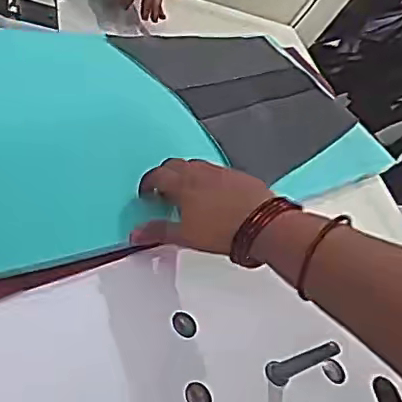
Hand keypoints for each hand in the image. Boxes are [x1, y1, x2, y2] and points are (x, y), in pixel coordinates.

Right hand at [131, 158, 273, 253]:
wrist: (263, 225)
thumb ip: (159, 232)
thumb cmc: (226, 229)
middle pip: (174, 165)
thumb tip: (139, 233)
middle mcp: (200, 172)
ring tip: (187, 194)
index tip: (147, 193)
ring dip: (186, 176)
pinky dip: (207, 180)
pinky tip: (212, 196)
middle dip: (165, 176)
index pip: (157, 176)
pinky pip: (216, 172)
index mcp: (182, 183)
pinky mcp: (238, 176)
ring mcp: (221, 172)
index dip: (148, 184)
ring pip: (196, 166)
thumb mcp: (185, 236)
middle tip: (163, 191)